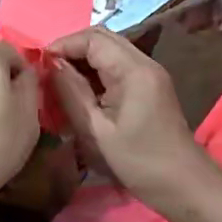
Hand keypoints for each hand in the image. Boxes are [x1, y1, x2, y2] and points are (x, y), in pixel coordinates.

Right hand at [48, 27, 221, 214]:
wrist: (182, 184)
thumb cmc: (137, 160)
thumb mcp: (95, 129)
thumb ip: (71, 92)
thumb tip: (51, 65)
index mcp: (133, 71)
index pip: (92, 39)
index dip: (63, 45)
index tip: (39, 64)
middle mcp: (144, 63)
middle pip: (102, 38)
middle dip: (71, 48)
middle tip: (47, 70)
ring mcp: (149, 73)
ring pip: (109, 50)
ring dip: (82, 59)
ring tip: (58, 80)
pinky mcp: (149, 85)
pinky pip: (117, 65)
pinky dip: (95, 70)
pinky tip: (80, 90)